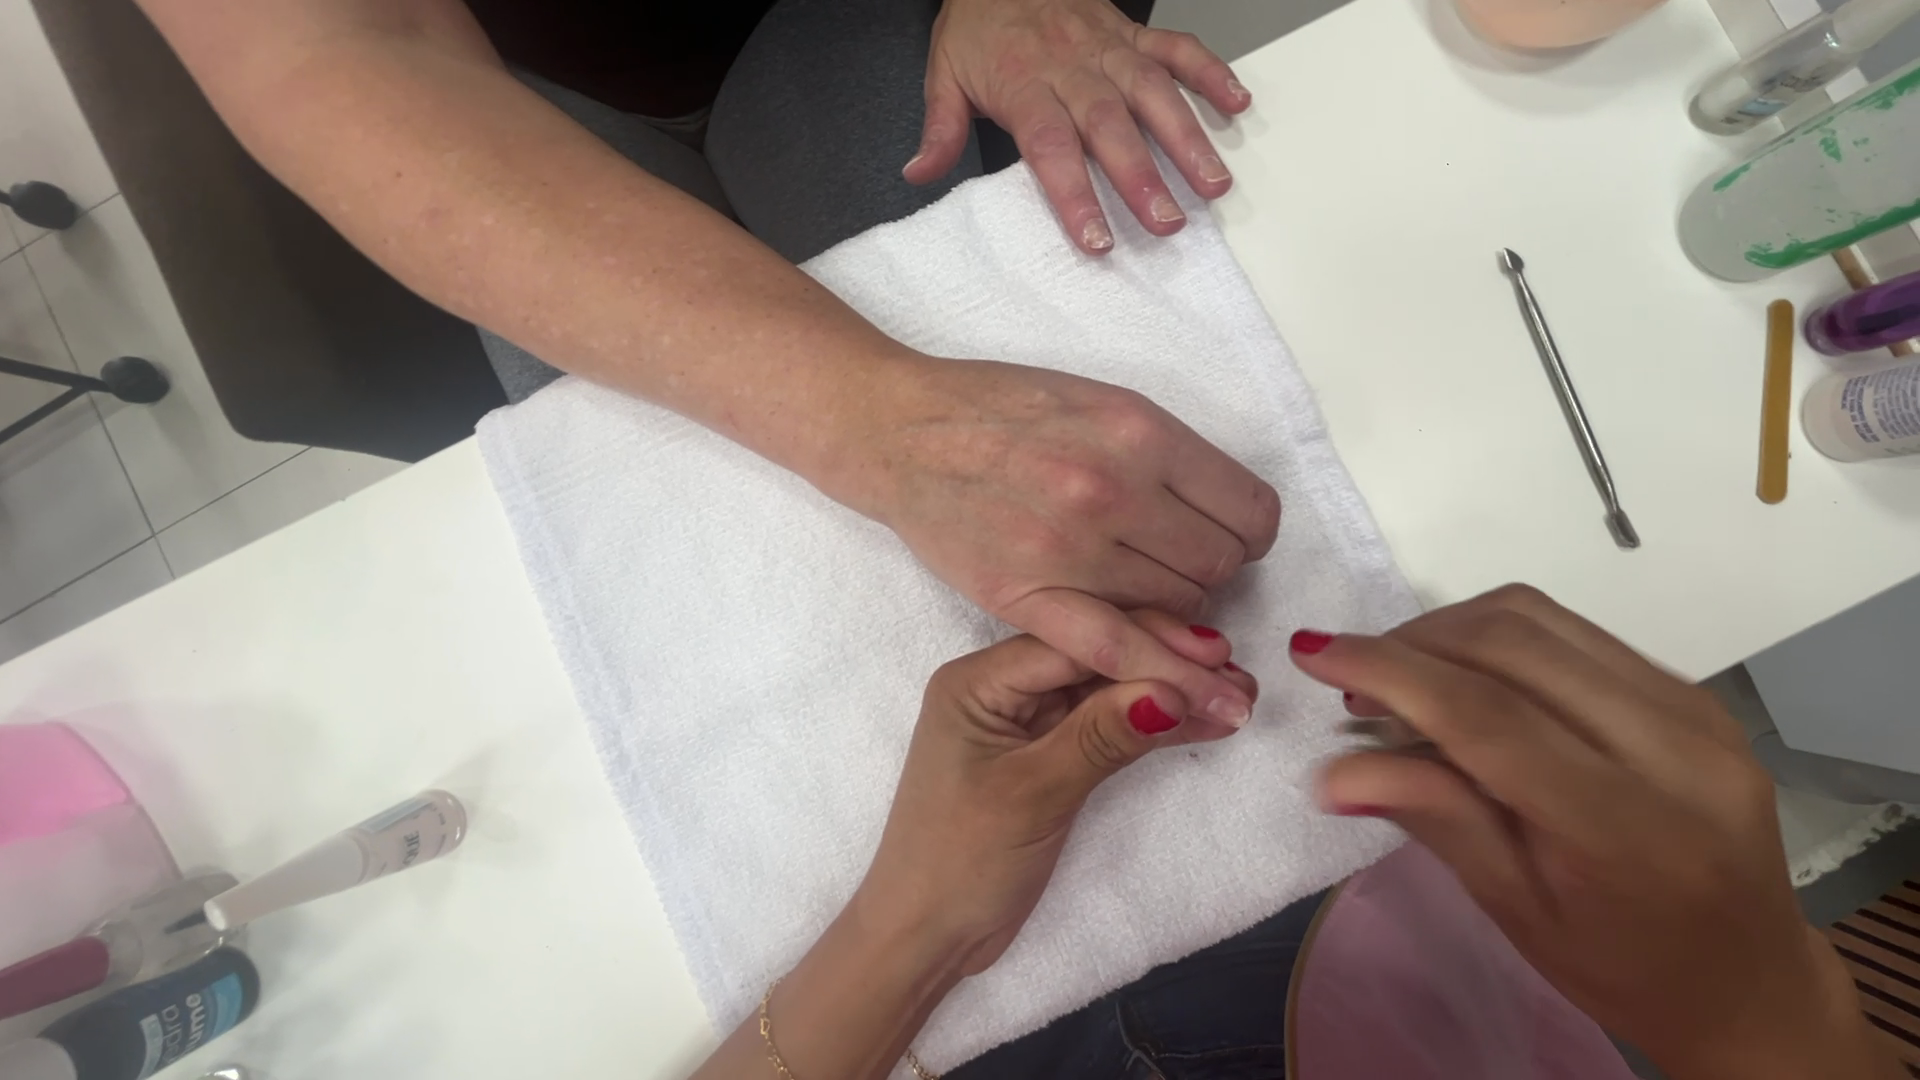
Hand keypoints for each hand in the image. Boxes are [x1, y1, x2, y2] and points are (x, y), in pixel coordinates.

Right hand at [834, 356, 1278, 730]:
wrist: (901, 432)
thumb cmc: (996, 407)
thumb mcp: (1096, 398)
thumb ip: (1164, 453)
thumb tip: (1219, 512)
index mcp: (1139, 430)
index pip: (1249, 510)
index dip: (1249, 532)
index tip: (1231, 538)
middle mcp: (1112, 489)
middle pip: (1220, 565)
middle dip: (1213, 570)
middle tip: (1176, 562)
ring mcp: (1067, 549)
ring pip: (1179, 609)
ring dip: (1179, 610)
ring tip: (1140, 587)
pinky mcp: (1023, 596)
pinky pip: (1114, 649)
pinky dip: (1165, 675)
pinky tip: (1202, 701)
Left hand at [857, 611, 1254, 972]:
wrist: (926, 936)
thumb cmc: (962, 860)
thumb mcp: (1032, 795)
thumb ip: (1100, 737)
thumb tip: (1177, 691)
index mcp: (978, 680)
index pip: (1071, 645)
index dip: (1144, 646)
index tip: (1216, 655)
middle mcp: (1000, 687)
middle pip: (1091, 662)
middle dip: (1163, 667)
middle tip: (1239, 675)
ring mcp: (1025, 721)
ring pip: (1104, 694)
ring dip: (1167, 696)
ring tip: (1240, 696)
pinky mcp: (1046, 754)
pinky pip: (1103, 728)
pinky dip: (1149, 728)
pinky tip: (1203, 724)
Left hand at [904, 0, 1250, 253]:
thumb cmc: (978, 24)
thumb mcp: (945, 75)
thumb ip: (938, 129)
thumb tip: (918, 174)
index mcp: (1026, 87)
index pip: (1052, 148)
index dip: (1075, 195)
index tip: (1096, 239)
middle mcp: (1074, 69)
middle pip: (1112, 128)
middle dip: (1142, 179)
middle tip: (1167, 223)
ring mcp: (1109, 49)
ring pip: (1154, 93)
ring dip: (1187, 138)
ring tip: (1212, 184)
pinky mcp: (1133, 33)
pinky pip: (1177, 49)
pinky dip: (1209, 73)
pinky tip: (1235, 105)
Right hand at [1287, 586, 1897, 1079]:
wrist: (1747, 980)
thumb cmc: (1615, 962)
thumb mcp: (1508, 904)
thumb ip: (1428, 816)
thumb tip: (1327, 772)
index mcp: (1631, 828)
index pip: (1488, 717)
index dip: (1390, 672)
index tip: (1311, 654)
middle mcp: (1676, 749)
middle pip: (1508, 645)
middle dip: (1406, 643)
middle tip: (1349, 680)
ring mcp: (1692, 708)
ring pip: (1532, 618)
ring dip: (1440, 629)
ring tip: (1397, 676)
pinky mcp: (1685, 688)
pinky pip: (1561, 628)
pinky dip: (1484, 633)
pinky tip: (1456, 673)